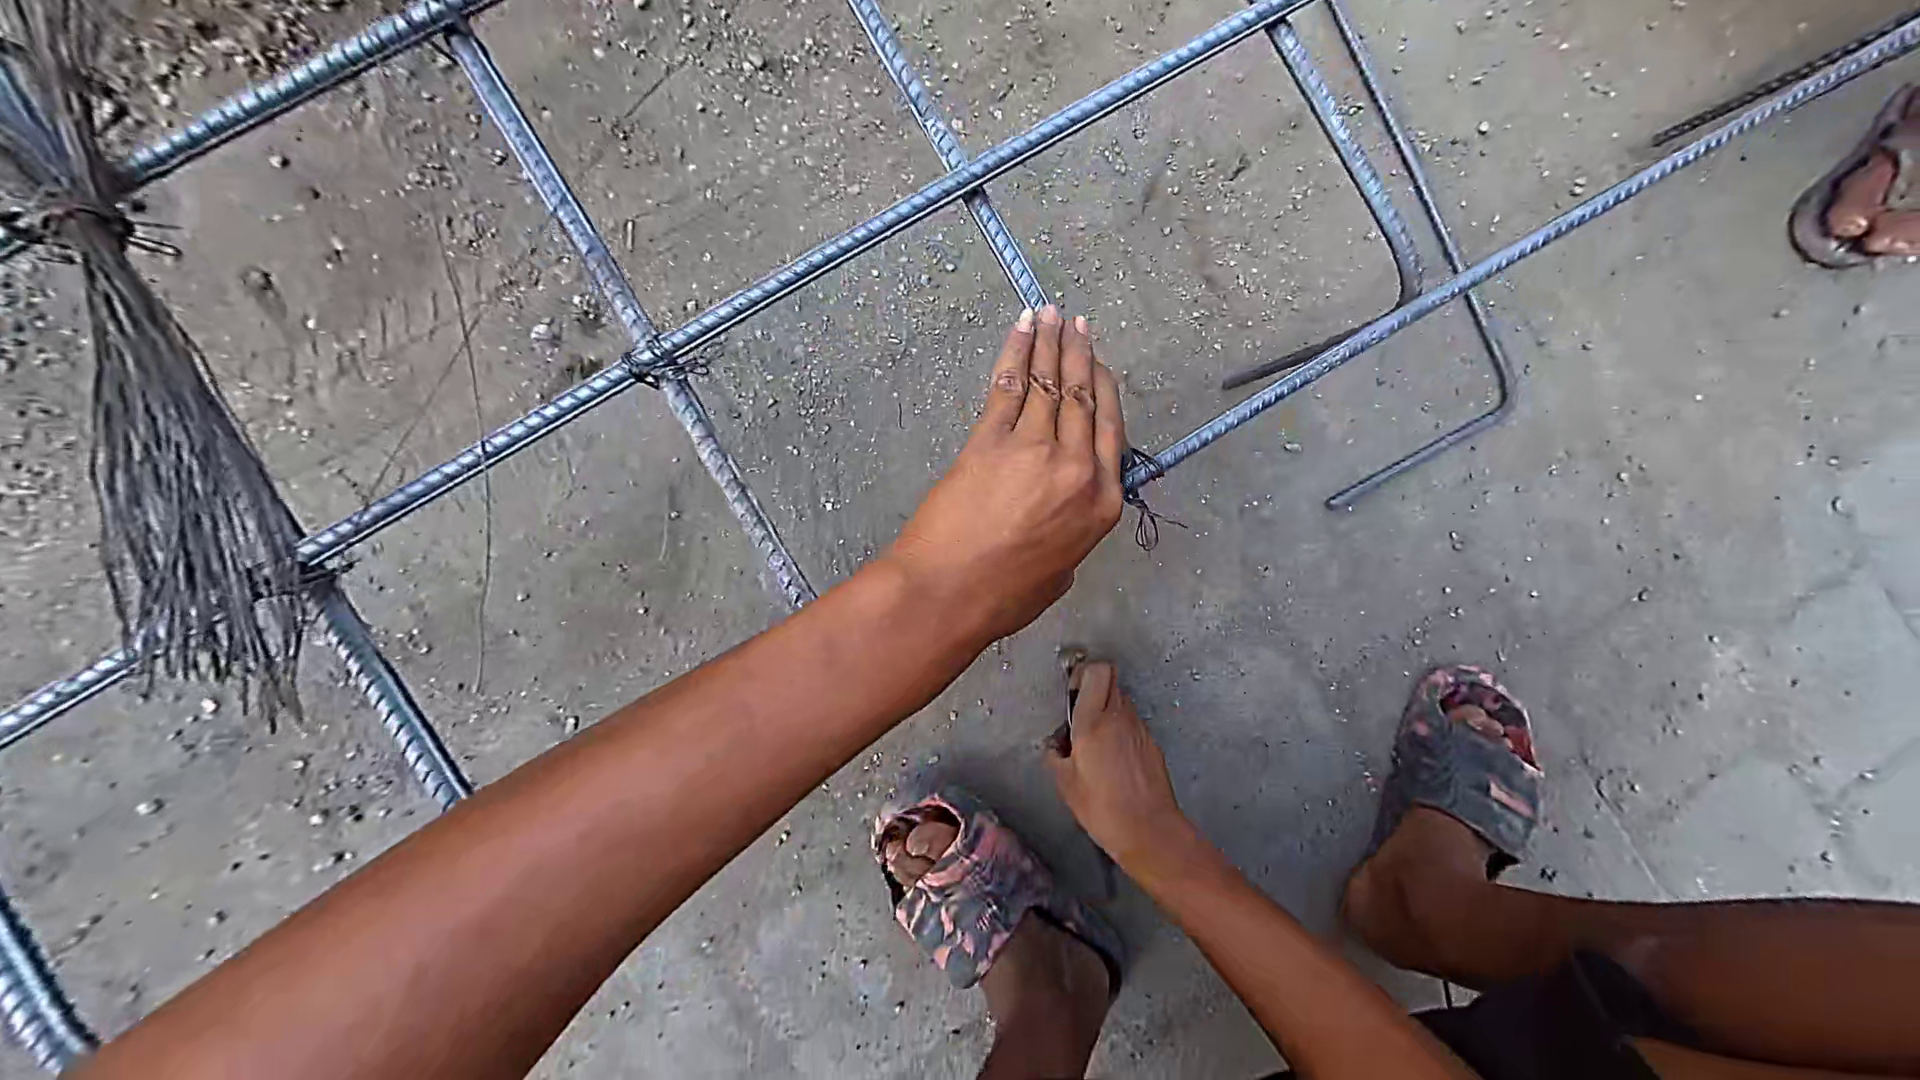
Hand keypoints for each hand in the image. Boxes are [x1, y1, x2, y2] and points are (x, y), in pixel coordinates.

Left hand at [880, 306, 1125, 644]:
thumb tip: (1062, 513)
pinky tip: (1022, 329)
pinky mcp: (990, 441)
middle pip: (1084, 398)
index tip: (1100, 362)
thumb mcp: (1059, 573)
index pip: (1111, 430)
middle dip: (1081, 354)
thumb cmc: (1003, 596)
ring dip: (1051, 342)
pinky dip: (1016, 353)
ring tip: (1052, 313)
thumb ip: (1070, 533)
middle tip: (1078, 323)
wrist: (948, 593)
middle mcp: (1077, 469)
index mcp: (1102, 503)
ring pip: (1050, 384)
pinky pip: (1009, 387)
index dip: (1105, 389)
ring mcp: (1034, 450)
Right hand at [1044, 659, 1194, 867]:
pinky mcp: (1151, 744)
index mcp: (1093, 722)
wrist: (1150, 831)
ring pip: (1122, 700)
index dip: (1082, 674)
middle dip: (1093, 688)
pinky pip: (1132, 723)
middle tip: (1080, 712)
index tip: (1072, 692)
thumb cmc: (1106, 810)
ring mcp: (1139, 729)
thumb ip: (1055, 756)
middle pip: (1110, 679)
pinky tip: (1112, 758)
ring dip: (1107, 710)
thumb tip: (1055, 747)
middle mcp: (1119, 719)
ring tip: (1094, 740)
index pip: (1096, 671)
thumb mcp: (1065, 783)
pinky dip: (1120, 730)